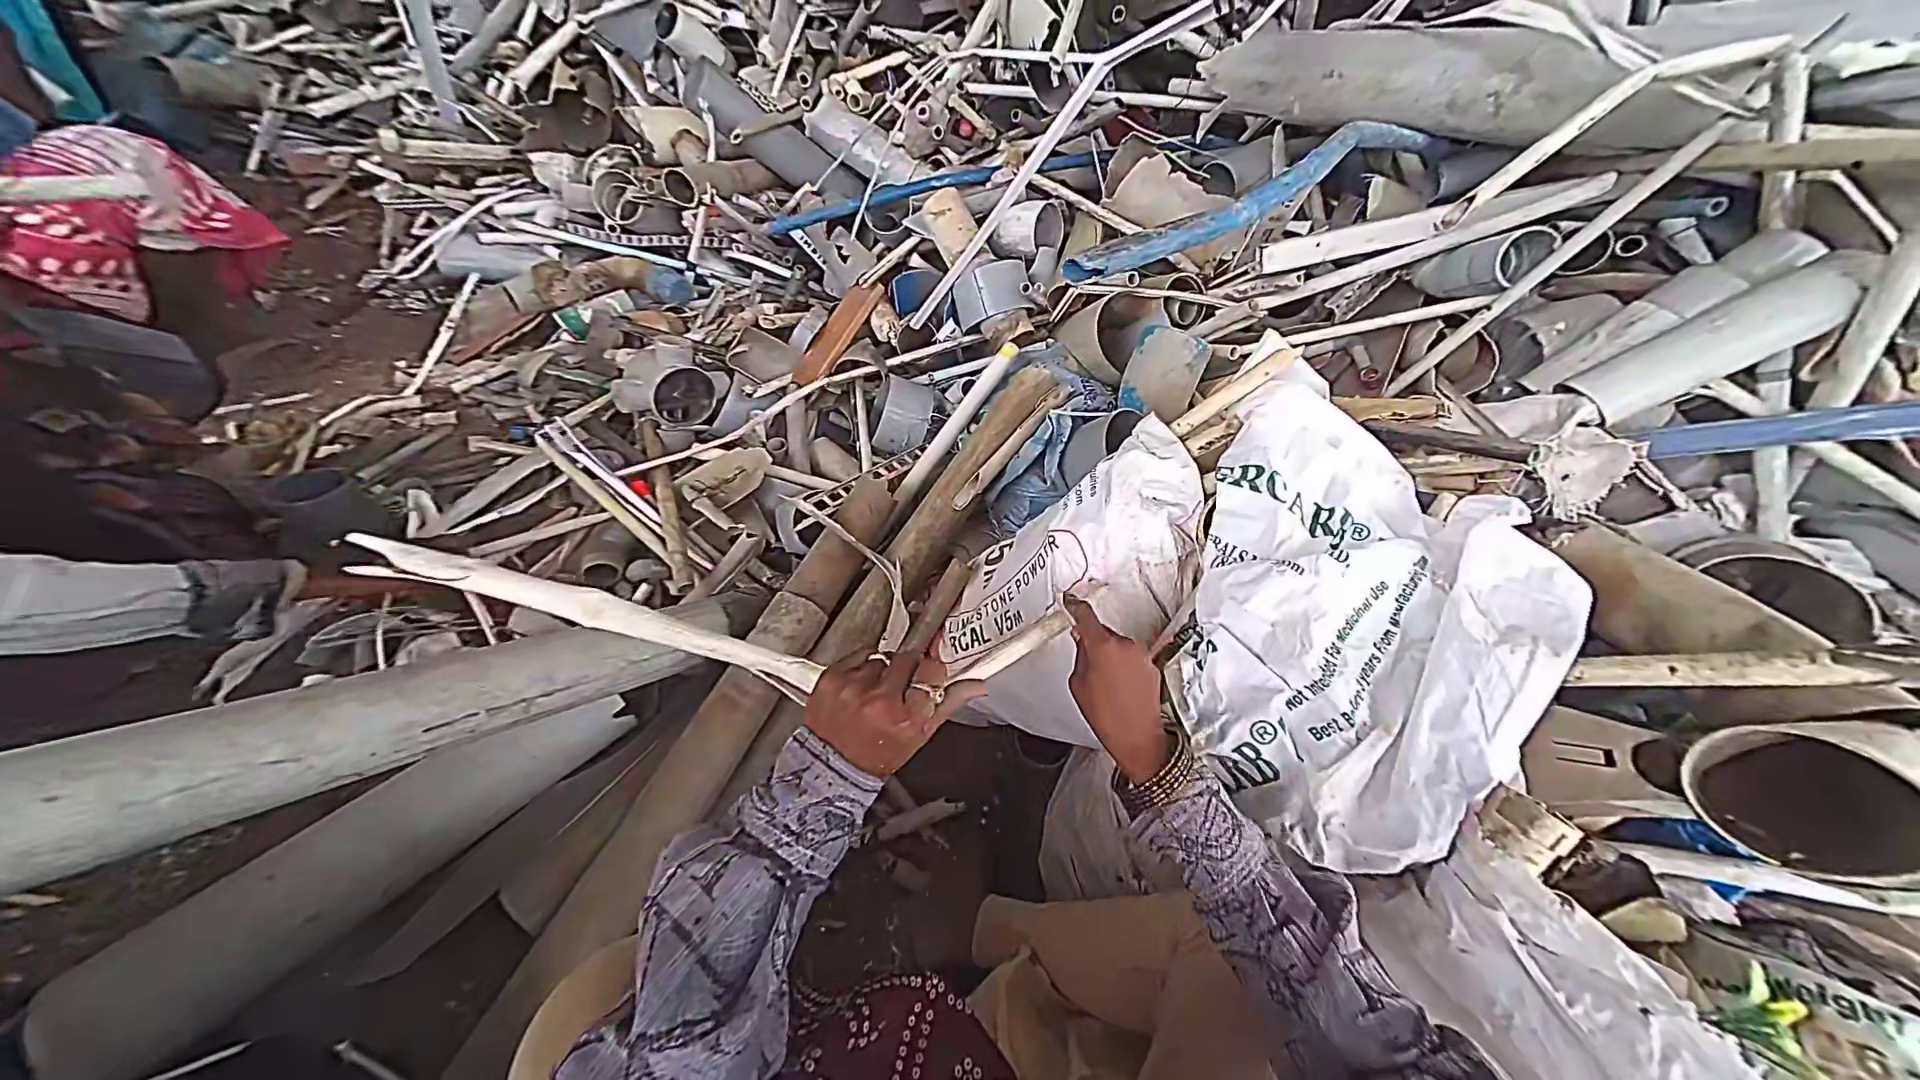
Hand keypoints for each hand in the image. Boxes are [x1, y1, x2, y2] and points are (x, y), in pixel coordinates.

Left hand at [803, 646, 985, 776]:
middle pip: (907, 658)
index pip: (932, 671)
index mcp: (906, 718)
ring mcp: (853, 687)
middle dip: (908, 667)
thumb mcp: (919, 736)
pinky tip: (859, 688)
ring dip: (883, 669)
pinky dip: (862, 667)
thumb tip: (976, 685)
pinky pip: (858, 656)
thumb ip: (948, 704)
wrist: (832, 768)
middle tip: (901, 683)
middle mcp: (880, 700)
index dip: (933, 667)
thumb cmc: (878, 755)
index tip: (930, 667)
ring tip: (876, 691)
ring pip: (882, 657)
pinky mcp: (832, 678)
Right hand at [1065, 595, 1169, 783]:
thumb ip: (1080, 655)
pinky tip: (1119, 688)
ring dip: (1110, 657)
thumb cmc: (1107, 716)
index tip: (1070, 601)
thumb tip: (1082, 641)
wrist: (1137, 737)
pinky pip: (1131, 658)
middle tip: (1088, 666)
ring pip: (1118, 645)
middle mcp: (1126, 646)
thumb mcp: (1078, 684)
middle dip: (1094, 643)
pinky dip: (1124, 667)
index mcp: (1103, 646)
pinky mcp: (1151, 666)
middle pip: (1104, 632)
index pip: (1086, 616)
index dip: (1075, 606)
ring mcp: (1141, 655)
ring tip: (1105, 684)